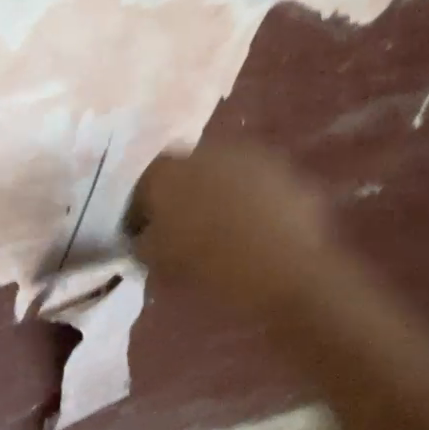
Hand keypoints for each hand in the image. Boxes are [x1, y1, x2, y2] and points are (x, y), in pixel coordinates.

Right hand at [127, 142, 334, 312]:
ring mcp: (248, 158)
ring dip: (218, 193)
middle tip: (184, 226)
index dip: (140, 207)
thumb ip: (141, 241)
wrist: (288, 276)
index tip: (144, 230)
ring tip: (223, 226)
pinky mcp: (284, 172)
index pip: (142, 183)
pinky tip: (255, 227)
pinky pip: (257, 184)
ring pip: (223, 173)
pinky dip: (252, 200)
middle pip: (184, 170)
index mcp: (165, 172)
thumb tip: (141, 236)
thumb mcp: (158, 262)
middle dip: (182, 193)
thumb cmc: (212, 269)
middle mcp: (204, 153)